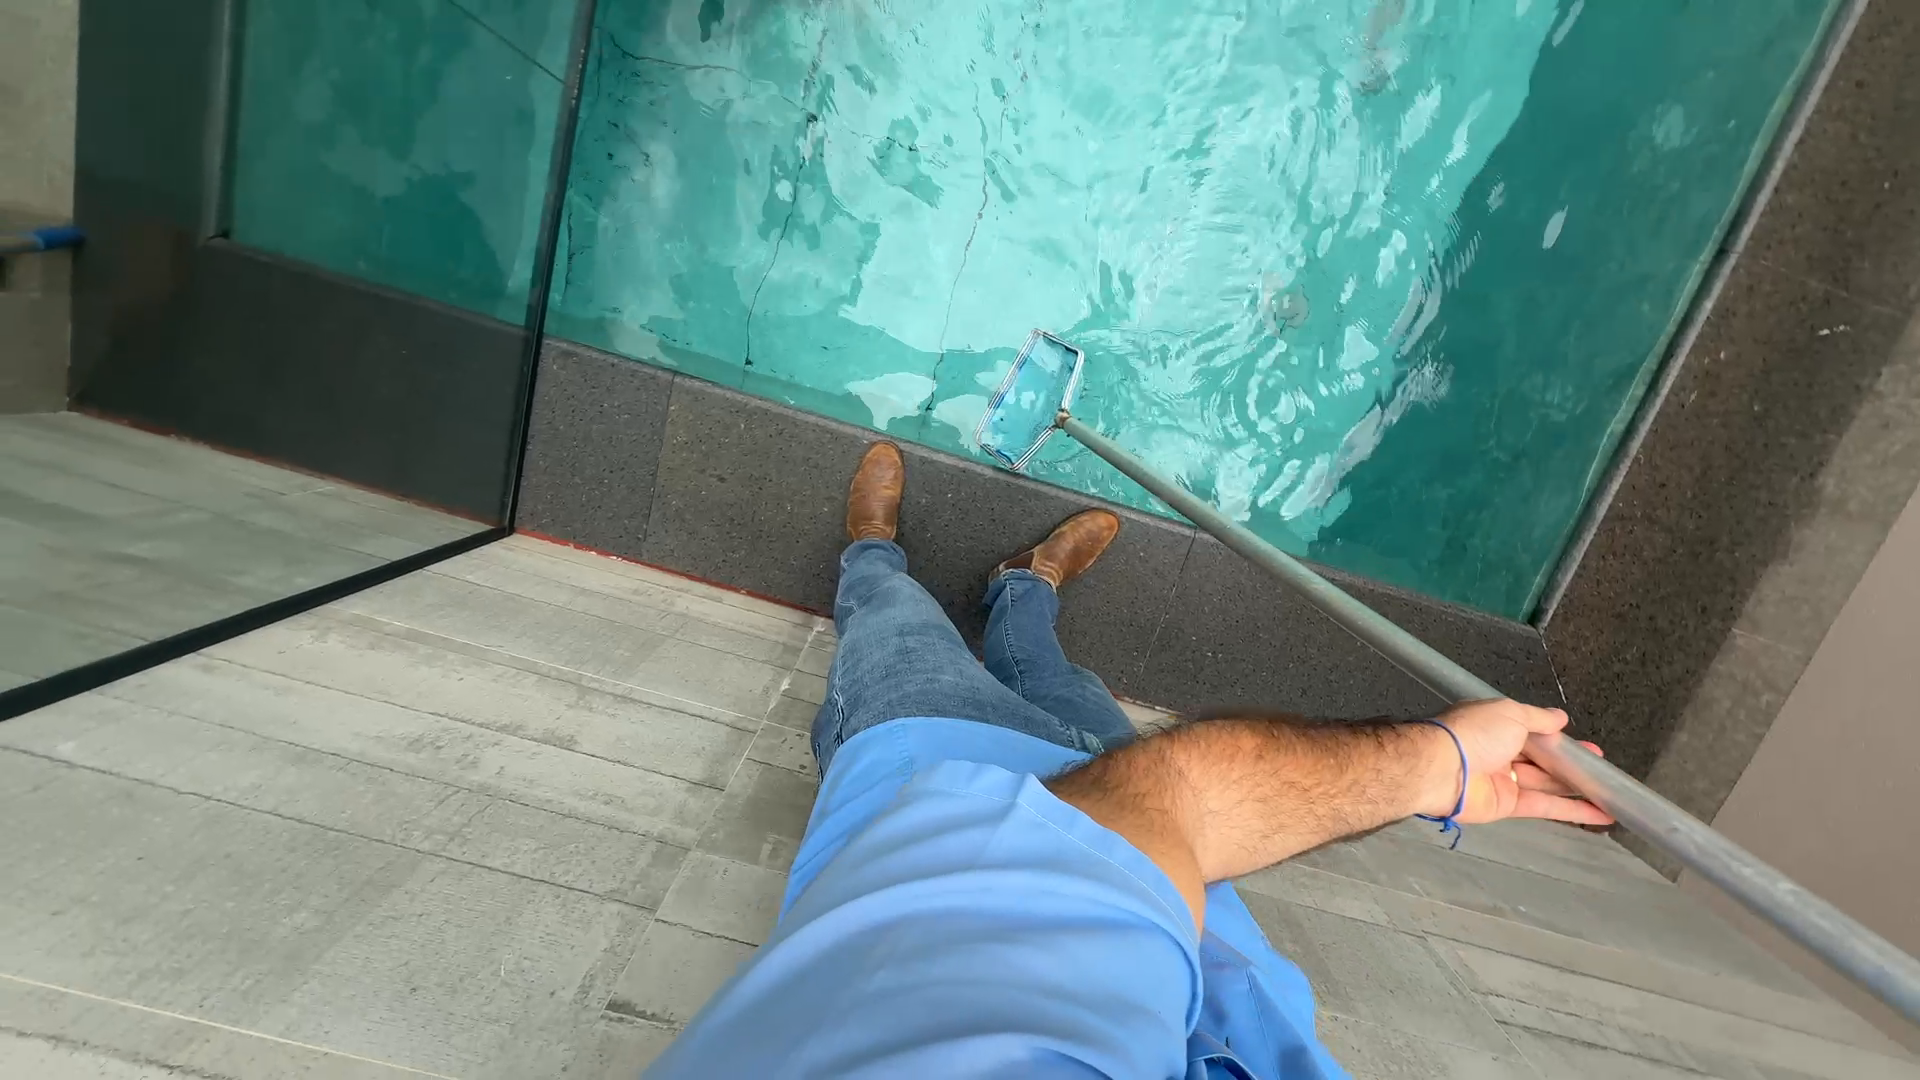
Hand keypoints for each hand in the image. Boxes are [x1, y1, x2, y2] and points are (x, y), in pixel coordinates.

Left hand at [1418, 700, 1613, 826]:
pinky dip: (1573, 811)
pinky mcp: (1506, 805)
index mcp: (1492, 726)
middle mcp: (1496, 751)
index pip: (1529, 731)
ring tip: (1612, 791)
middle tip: (1603, 768)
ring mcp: (1501, 779)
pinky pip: (1544, 807)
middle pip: (1539, 758)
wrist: (1443, 769)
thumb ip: (1535, 717)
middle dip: (1570, 763)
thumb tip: (1559, 716)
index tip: (1586, 745)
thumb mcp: (1508, 713)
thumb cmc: (1474, 733)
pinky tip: (1603, 814)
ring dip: (1577, 787)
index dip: (1557, 738)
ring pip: (1545, 783)